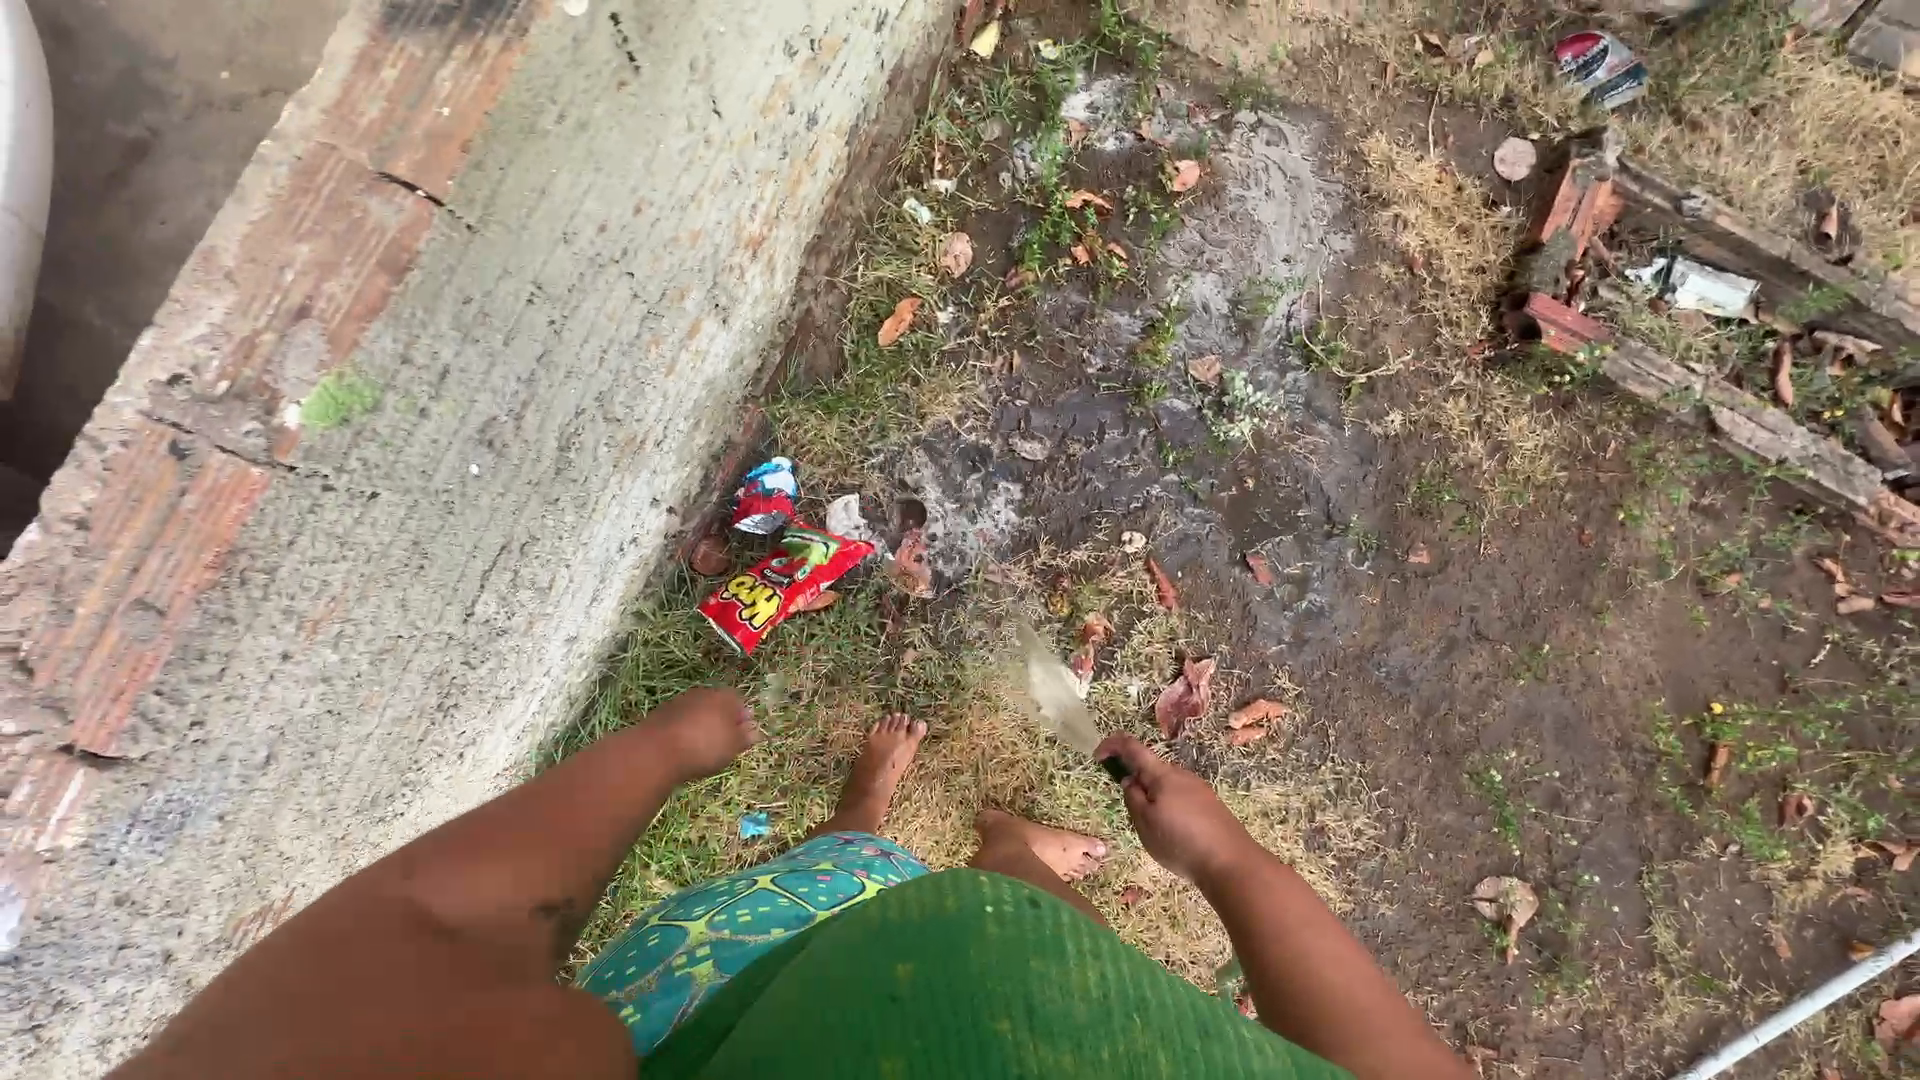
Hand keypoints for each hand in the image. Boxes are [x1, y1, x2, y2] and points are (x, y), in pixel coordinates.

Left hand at [635, 688, 759, 782]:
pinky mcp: (660, 714)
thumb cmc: (704, 747)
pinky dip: (683, 731)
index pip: (739, 702)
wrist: (656, 751)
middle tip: (723, 743)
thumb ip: (745, 737)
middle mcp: (703, 693)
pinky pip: (680, 721)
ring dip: (700, 726)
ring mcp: (679, 701)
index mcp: (725, 697)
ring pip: (697, 712)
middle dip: (721, 721)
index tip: (742, 737)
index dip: (742, 719)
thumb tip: (753, 731)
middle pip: (717, 705)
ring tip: (701, 748)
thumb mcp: (733, 747)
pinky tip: (682, 748)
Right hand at [1096, 734, 1259, 884]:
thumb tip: (1131, 780)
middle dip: (1136, 784)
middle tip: (1135, 816)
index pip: (1132, 746)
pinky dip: (1170, 810)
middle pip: (1151, 769)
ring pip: (1166, 787)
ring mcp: (1200, 789)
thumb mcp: (1145, 823)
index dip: (1111, 746)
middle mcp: (1181, 774)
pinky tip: (1178, 838)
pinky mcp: (1211, 806)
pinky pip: (1181, 799)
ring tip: (1158, 834)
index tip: (1097, 758)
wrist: (1233, 864)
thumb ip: (1132, 797)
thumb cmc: (1181, 842)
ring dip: (1154, 800)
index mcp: (1162, 774)